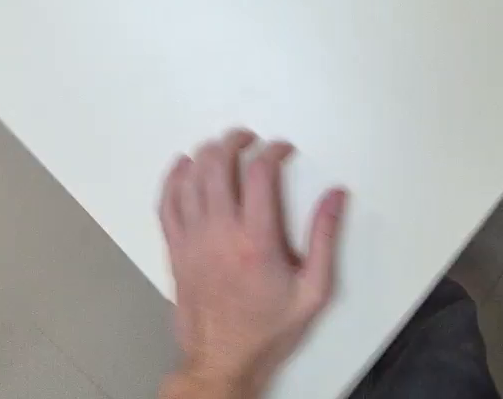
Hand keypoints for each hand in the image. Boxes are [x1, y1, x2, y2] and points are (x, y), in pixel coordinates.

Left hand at [159, 130, 347, 398]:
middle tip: (249, 139)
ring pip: (191, 178)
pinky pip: (167, 203)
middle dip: (235, 141)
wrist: (222, 364)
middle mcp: (220, 233)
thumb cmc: (269, 328)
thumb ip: (325, 238)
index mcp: (256, 240)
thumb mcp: (313, 291)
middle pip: (218, 164)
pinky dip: (173, 178)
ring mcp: (193, 240)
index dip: (273, 150)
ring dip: (207, 153)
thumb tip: (336, 195)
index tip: (283, 149)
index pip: (260, 173)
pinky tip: (184, 166)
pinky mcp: (176, 250)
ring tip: (223, 147)